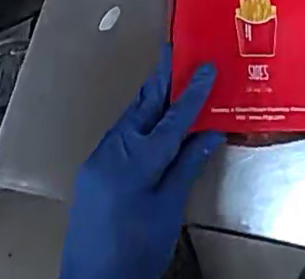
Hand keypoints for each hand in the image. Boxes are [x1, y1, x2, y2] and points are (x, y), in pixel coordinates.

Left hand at [60, 46, 224, 278]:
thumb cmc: (137, 252)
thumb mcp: (170, 209)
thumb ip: (188, 165)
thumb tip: (211, 132)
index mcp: (137, 160)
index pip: (172, 117)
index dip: (192, 92)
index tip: (206, 67)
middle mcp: (115, 149)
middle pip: (145, 106)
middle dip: (163, 79)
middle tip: (176, 52)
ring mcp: (100, 156)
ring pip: (131, 117)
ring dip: (151, 99)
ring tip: (169, 79)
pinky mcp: (93, 167)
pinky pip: (121, 132)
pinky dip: (139, 120)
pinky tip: (151, 119)